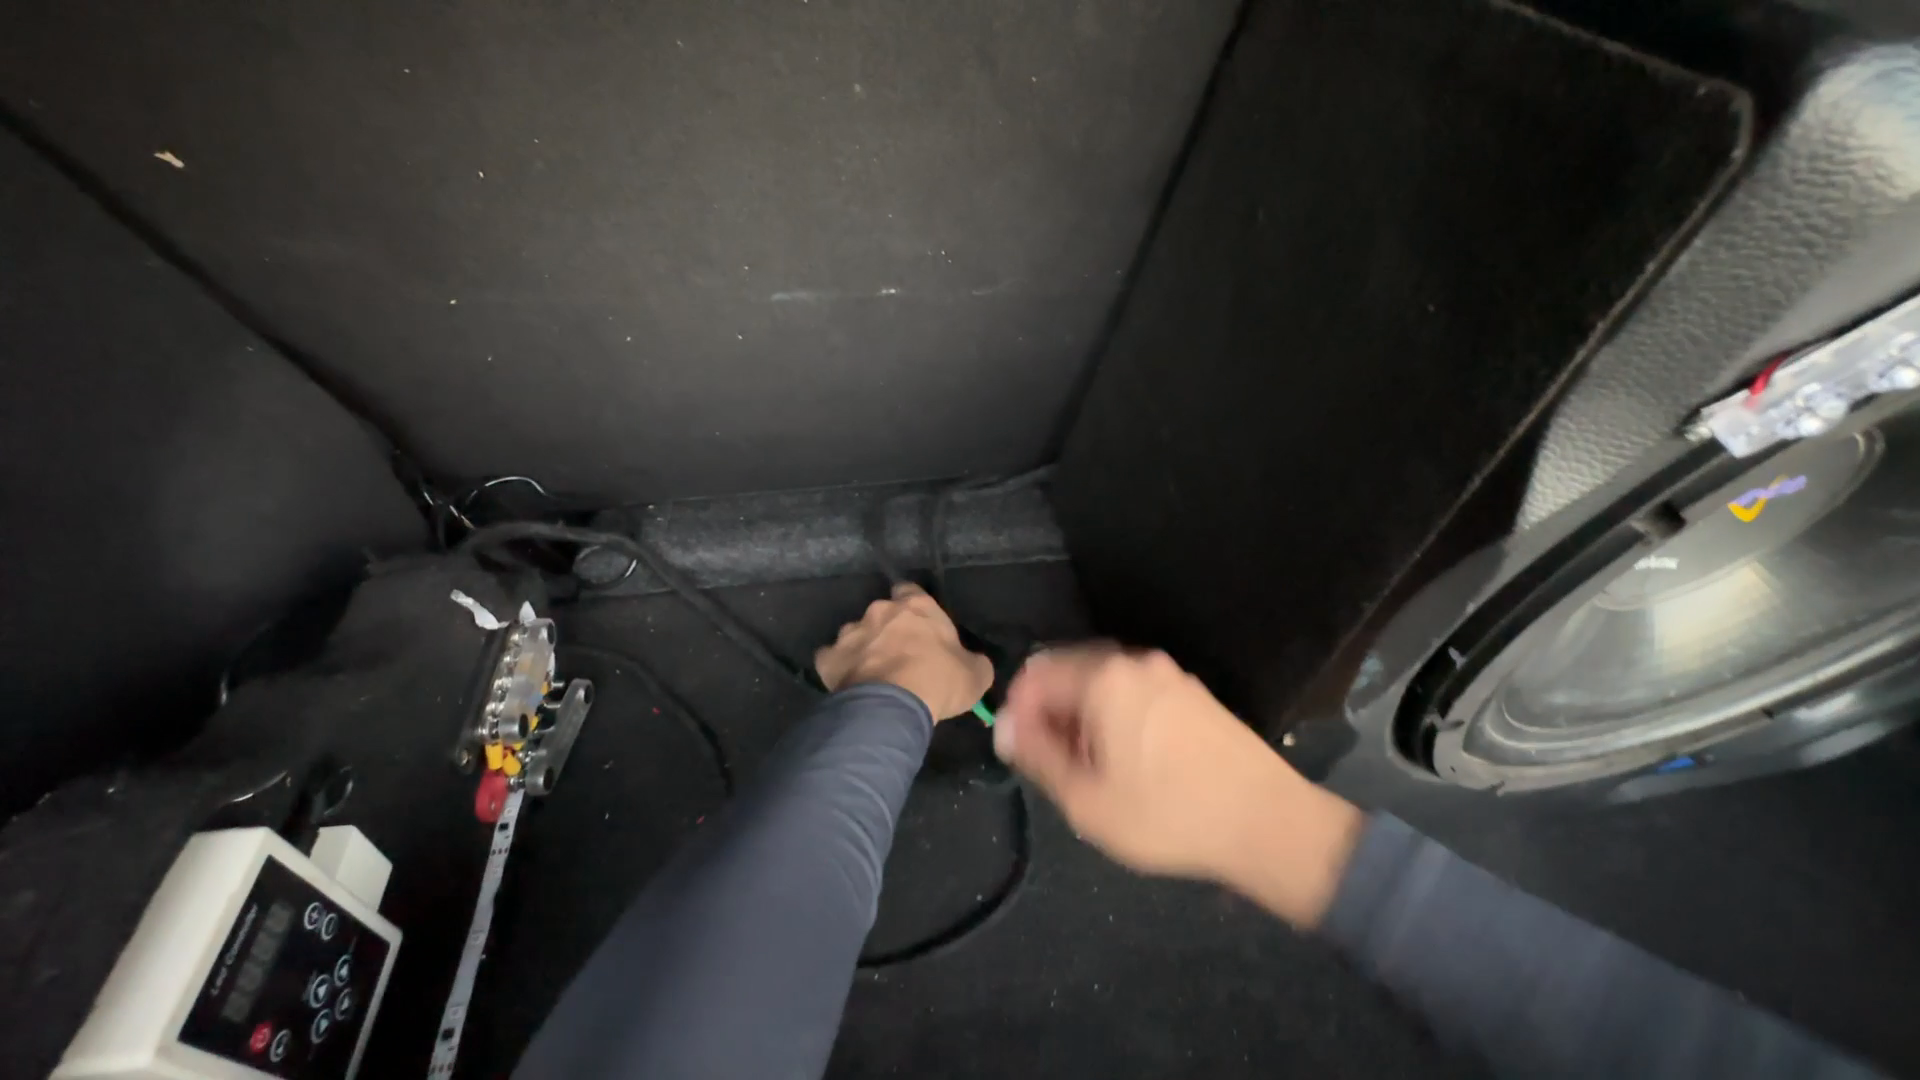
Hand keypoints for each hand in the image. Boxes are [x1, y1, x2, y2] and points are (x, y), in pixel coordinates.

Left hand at [815, 583, 993, 720]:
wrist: (892, 706)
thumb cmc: (939, 681)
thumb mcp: (976, 674)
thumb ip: (973, 661)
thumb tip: (973, 663)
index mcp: (917, 607)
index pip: (911, 590)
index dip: (914, 607)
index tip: (919, 626)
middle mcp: (880, 611)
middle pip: (881, 613)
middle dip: (888, 629)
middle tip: (899, 656)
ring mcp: (850, 633)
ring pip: (855, 635)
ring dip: (863, 648)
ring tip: (873, 674)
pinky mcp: (829, 658)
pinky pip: (831, 659)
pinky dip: (839, 668)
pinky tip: (848, 684)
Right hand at [993, 645, 1363, 926]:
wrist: (1268, 823)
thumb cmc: (1168, 815)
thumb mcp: (1087, 799)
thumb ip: (1037, 756)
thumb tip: (1006, 726)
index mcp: (1103, 677)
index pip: (1034, 677)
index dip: (1017, 714)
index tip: (1020, 754)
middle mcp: (1134, 662)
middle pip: (1068, 674)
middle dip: (1051, 715)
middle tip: (1055, 768)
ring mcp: (1168, 675)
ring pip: (1102, 685)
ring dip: (1083, 719)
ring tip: (1090, 771)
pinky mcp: (1192, 693)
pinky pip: (1133, 694)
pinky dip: (1115, 718)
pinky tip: (1127, 762)